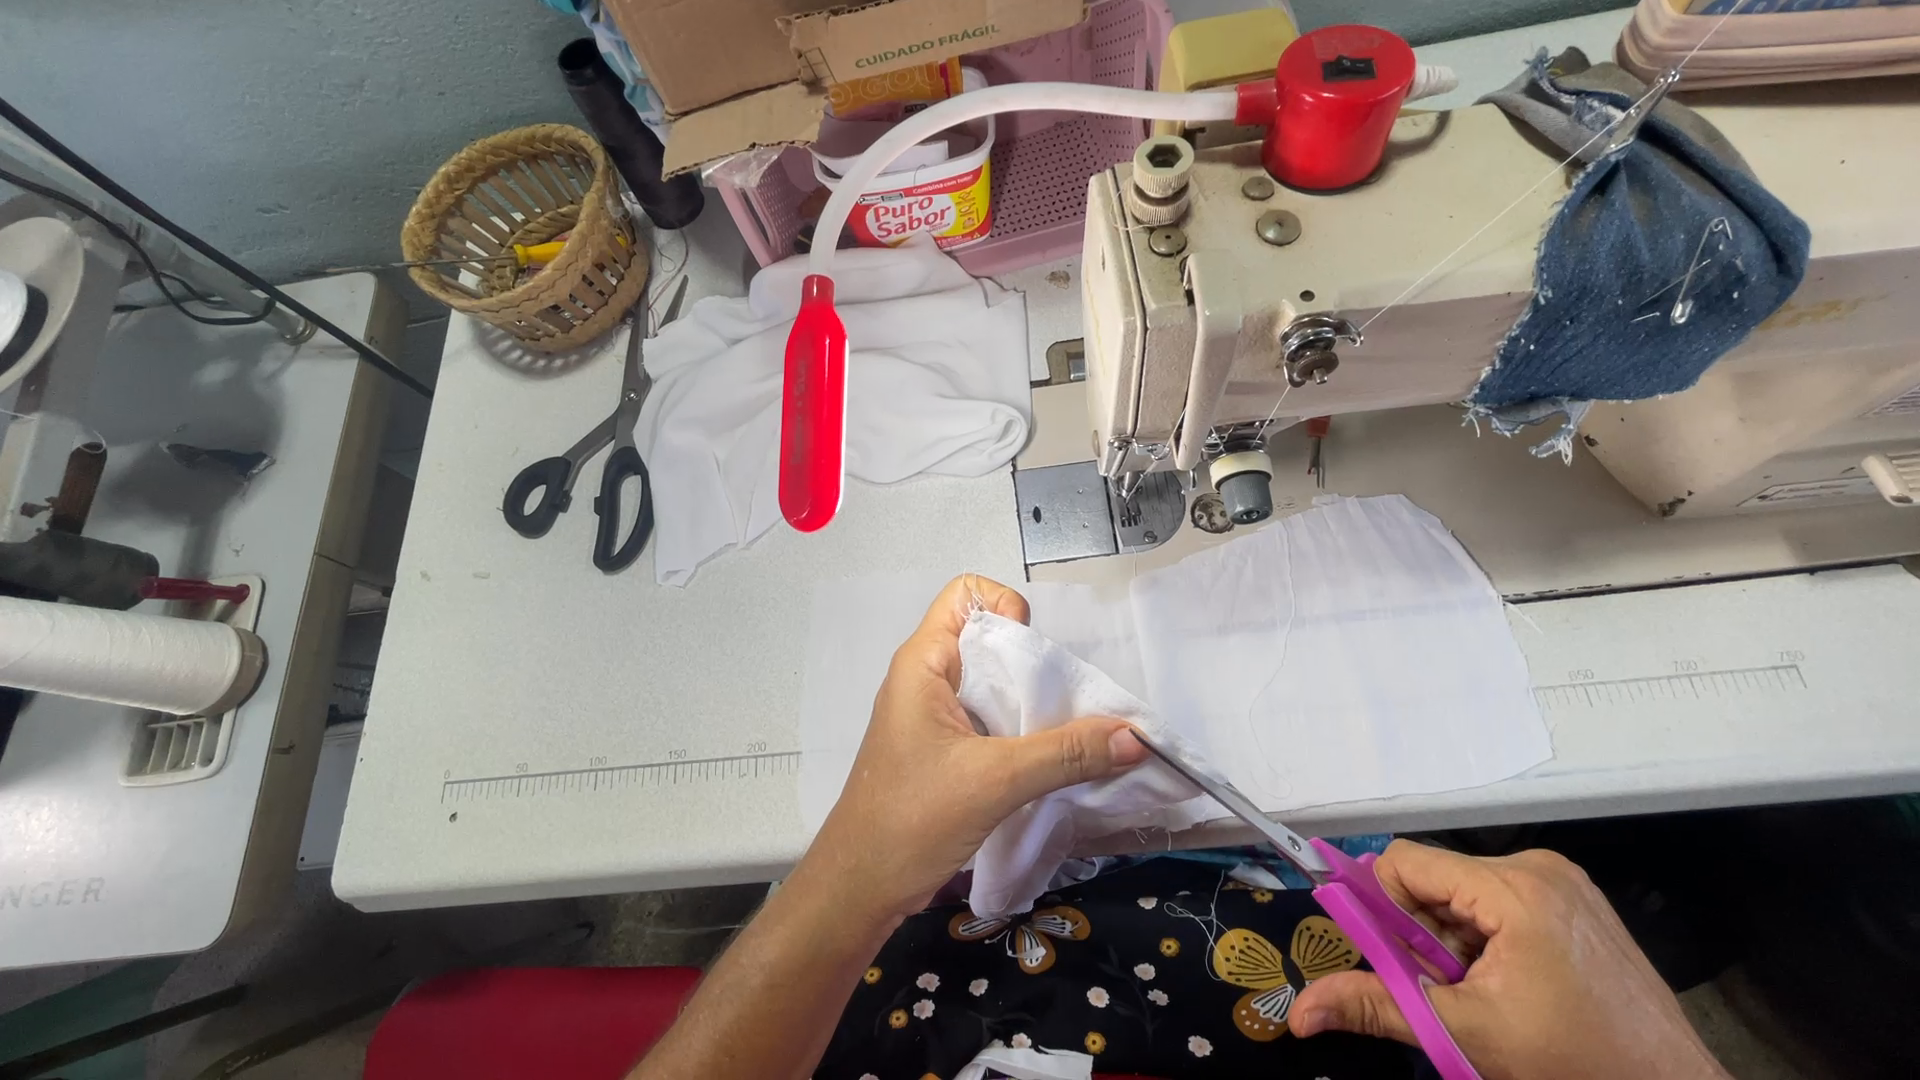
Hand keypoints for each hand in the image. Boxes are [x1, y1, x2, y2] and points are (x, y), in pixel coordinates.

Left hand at [800, 575, 1147, 920]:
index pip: (967, 593)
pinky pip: (993, 721)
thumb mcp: (994, 781)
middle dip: (1036, 663)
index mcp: (924, 662)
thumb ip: (1066, 754)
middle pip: (991, 640)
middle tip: (1067, 704)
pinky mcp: (947, 750)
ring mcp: (937, 717)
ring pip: (995, 685)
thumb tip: (1135, 736)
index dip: (1007, 607)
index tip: (1035, 659)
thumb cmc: (911, 819)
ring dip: (1035, 704)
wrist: (860, 888)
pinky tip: (1054, 762)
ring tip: (1071, 735)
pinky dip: (1025, 733)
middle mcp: (929, 679)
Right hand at [1293, 841, 1729, 1079]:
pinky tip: (1509, 980)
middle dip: (1422, 932)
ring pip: (1460, 890)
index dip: (1384, 908)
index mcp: (1513, 886)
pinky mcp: (1573, 896)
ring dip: (1450, 937)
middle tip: (1449, 987)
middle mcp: (1535, 865)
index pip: (1404, 862)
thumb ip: (1376, 1006)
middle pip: (1433, 877)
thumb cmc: (1574, 1063)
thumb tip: (1301, 1012)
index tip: (1400, 962)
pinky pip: (1494, 897)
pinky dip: (1481, 935)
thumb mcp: (1466, 1034)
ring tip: (1485, 990)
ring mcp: (1560, 879)